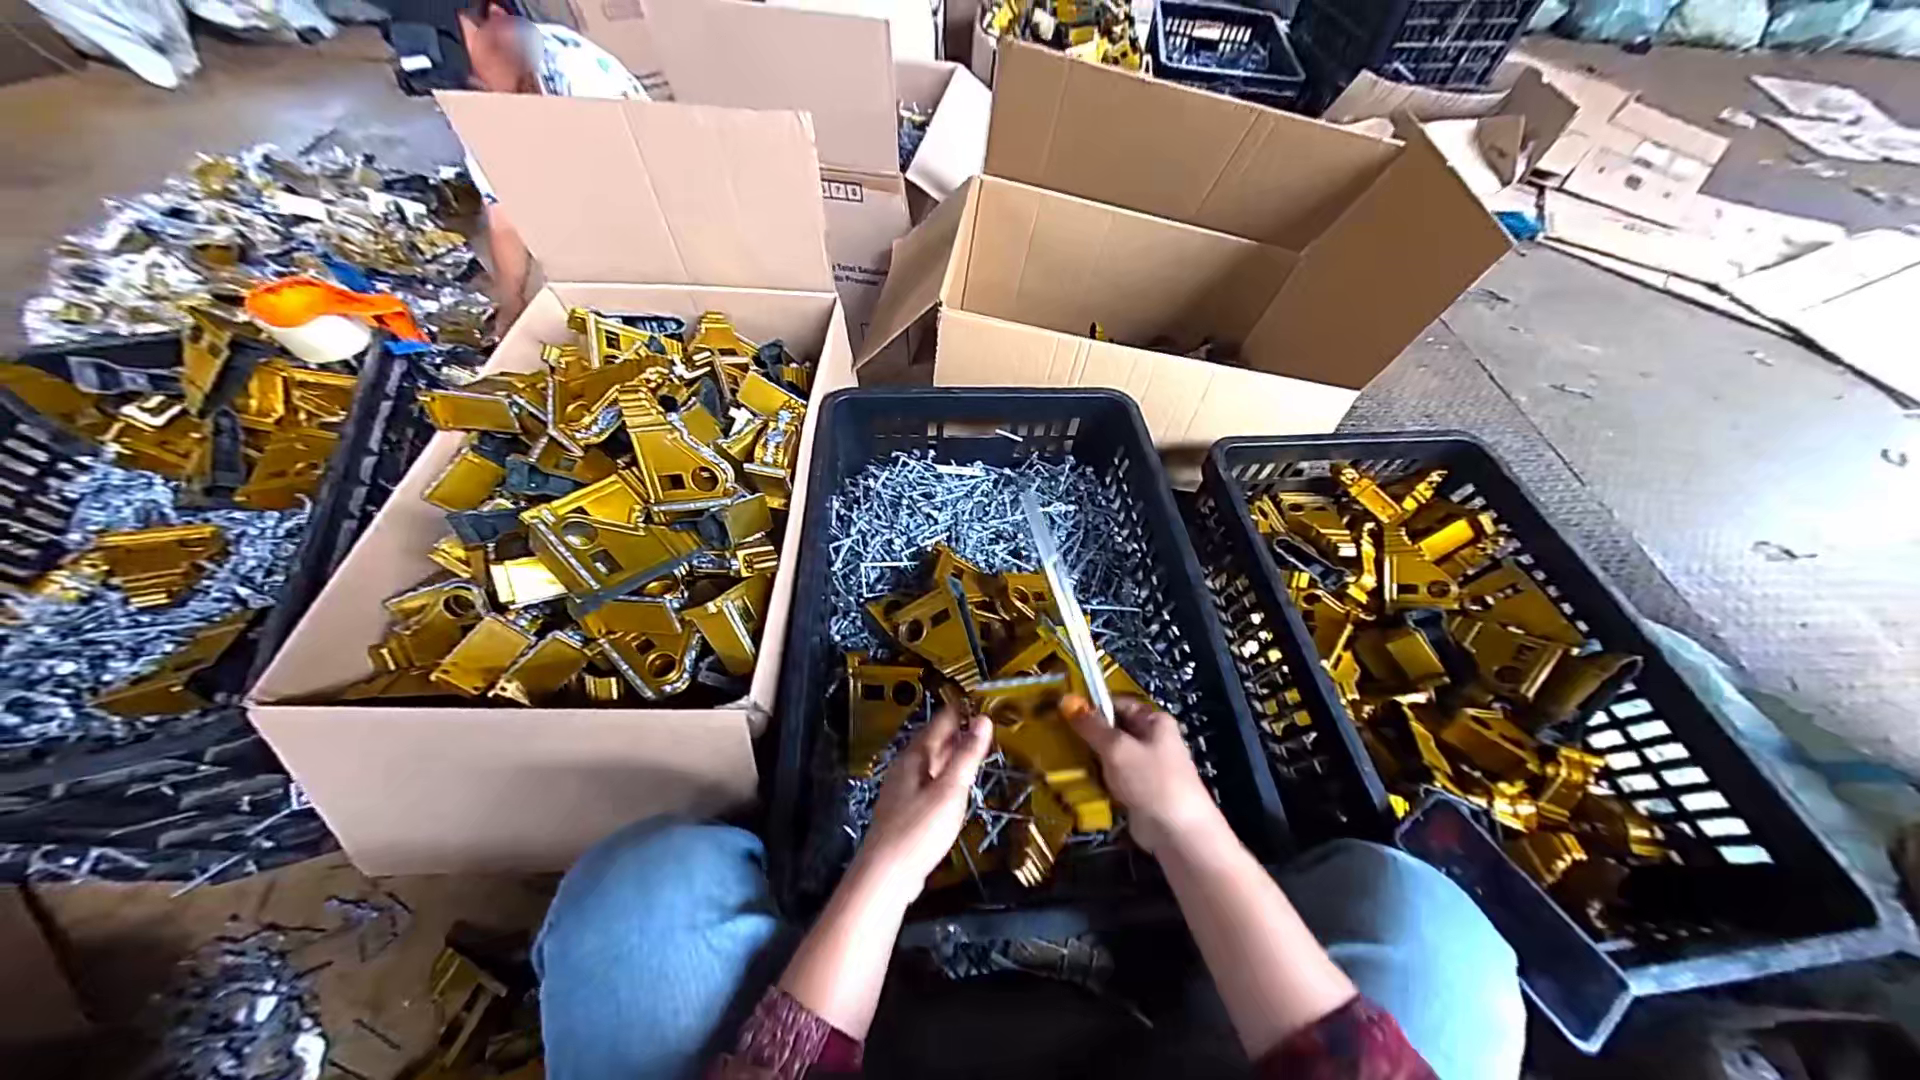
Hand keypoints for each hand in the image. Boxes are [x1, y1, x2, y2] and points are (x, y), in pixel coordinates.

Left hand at [859, 706, 993, 898]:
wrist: (886, 875)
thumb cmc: (918, 830)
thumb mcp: (951, 789)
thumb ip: (967, 755)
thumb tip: (982, 721)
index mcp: (915, 757)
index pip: (941, 722)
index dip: (961, 710)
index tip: (978, 701)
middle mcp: (905, 768)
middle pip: (933, 741)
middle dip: (957, 731)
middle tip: (979, 723)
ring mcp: (902, 790)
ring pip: (930, 762)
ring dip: (951, 753)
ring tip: (971, 749)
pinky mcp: (904, 811)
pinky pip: (928, 782)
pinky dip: (944, 776)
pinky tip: (953, 787)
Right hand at [1064, 695, 1224, 854]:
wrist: (1177, 833)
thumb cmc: (1151, 781)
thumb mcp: (1117, 748)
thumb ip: (1091, 726)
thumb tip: (1066, 700)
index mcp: (1154, 721)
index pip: (1118, 704)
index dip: (1092, 706)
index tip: (1064, 712)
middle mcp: (1152, 740)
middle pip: (1113, 729)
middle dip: (1088, 734)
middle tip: (1058, 736)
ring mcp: (1146, 767)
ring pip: (1110, 755)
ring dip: (1090, 759)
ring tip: (1063, 759)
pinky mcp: (1138, 790)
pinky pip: (1112, 777)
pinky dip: (1098, 778)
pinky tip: (1077, 780)